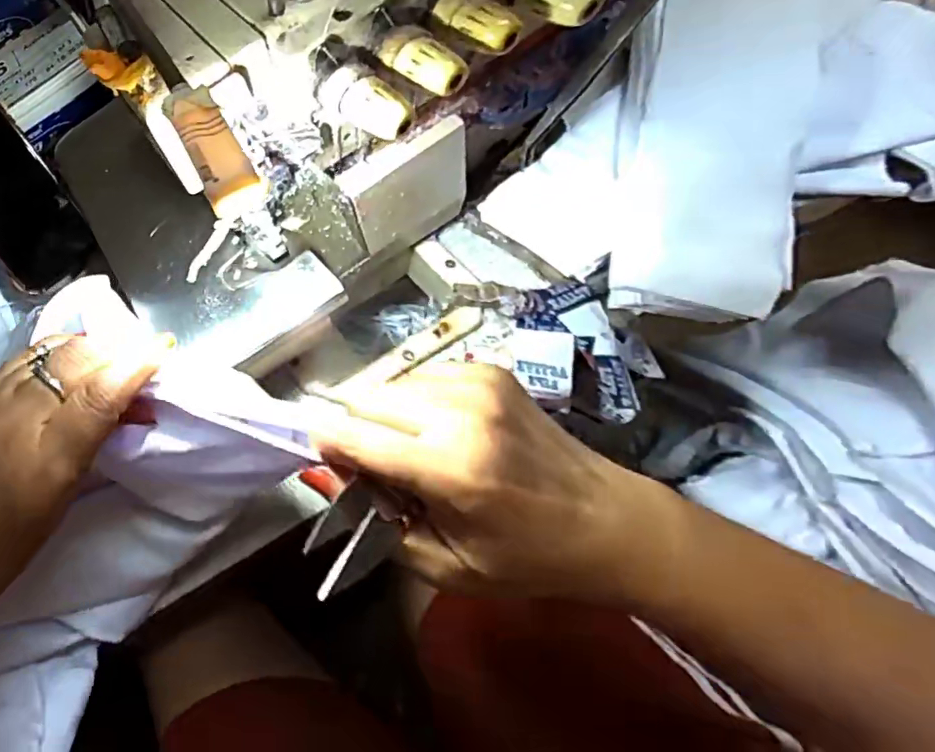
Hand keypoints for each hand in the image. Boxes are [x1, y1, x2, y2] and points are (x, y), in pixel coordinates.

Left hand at [0, 335, 160, 636]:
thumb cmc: (0, 554)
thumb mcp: (59, 503)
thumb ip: (91, 444)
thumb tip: (127, 406)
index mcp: (46, 458)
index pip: (102, 391)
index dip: (136, 362)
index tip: (161, 347)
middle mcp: (16, 416)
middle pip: (78, 358)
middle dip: (114, 351)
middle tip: (134, 363)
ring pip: (50, 349)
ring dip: (85, 349)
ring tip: (104, 360)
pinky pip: (23, 358)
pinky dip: (53, 354)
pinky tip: (64, 366)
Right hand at [312, 363, 669, 603]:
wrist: (611, 521)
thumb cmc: (528, 558)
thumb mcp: (447, 566)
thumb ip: (378, 522)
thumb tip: (327, 474)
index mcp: (450, 468)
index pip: (356, 436)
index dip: (328, 443)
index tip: (323, 457)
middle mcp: (459, 413)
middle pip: (365, 399)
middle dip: (357, 428)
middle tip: (378, 464)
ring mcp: (476, 382)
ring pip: (390, 384)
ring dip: (386, 413)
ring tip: (415, 447)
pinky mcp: (488, 369)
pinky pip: (421, 375)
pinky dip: (417, 400)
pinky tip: (444, 427)